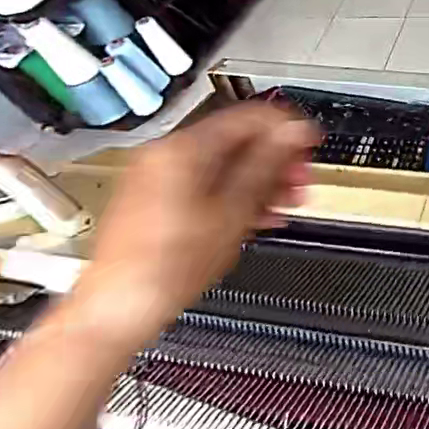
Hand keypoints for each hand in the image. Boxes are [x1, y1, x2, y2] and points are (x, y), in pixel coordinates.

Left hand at [70, 103, 320, 345]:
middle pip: (239, 142)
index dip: (287, 129)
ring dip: (262, 180)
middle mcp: (166, 156)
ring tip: (285, 202)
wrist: (120, 310)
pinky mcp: (157, 200)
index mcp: (183, 149)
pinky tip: (258, 214)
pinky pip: (208, 184)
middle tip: (300, 179)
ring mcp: (158, 178)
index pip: (250, 118)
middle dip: (277, 161)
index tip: (308, 144)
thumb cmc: (168, 266)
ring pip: (226, 165)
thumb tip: (292, 132)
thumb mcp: (236, 209)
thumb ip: (268, 163)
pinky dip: (236, 195)